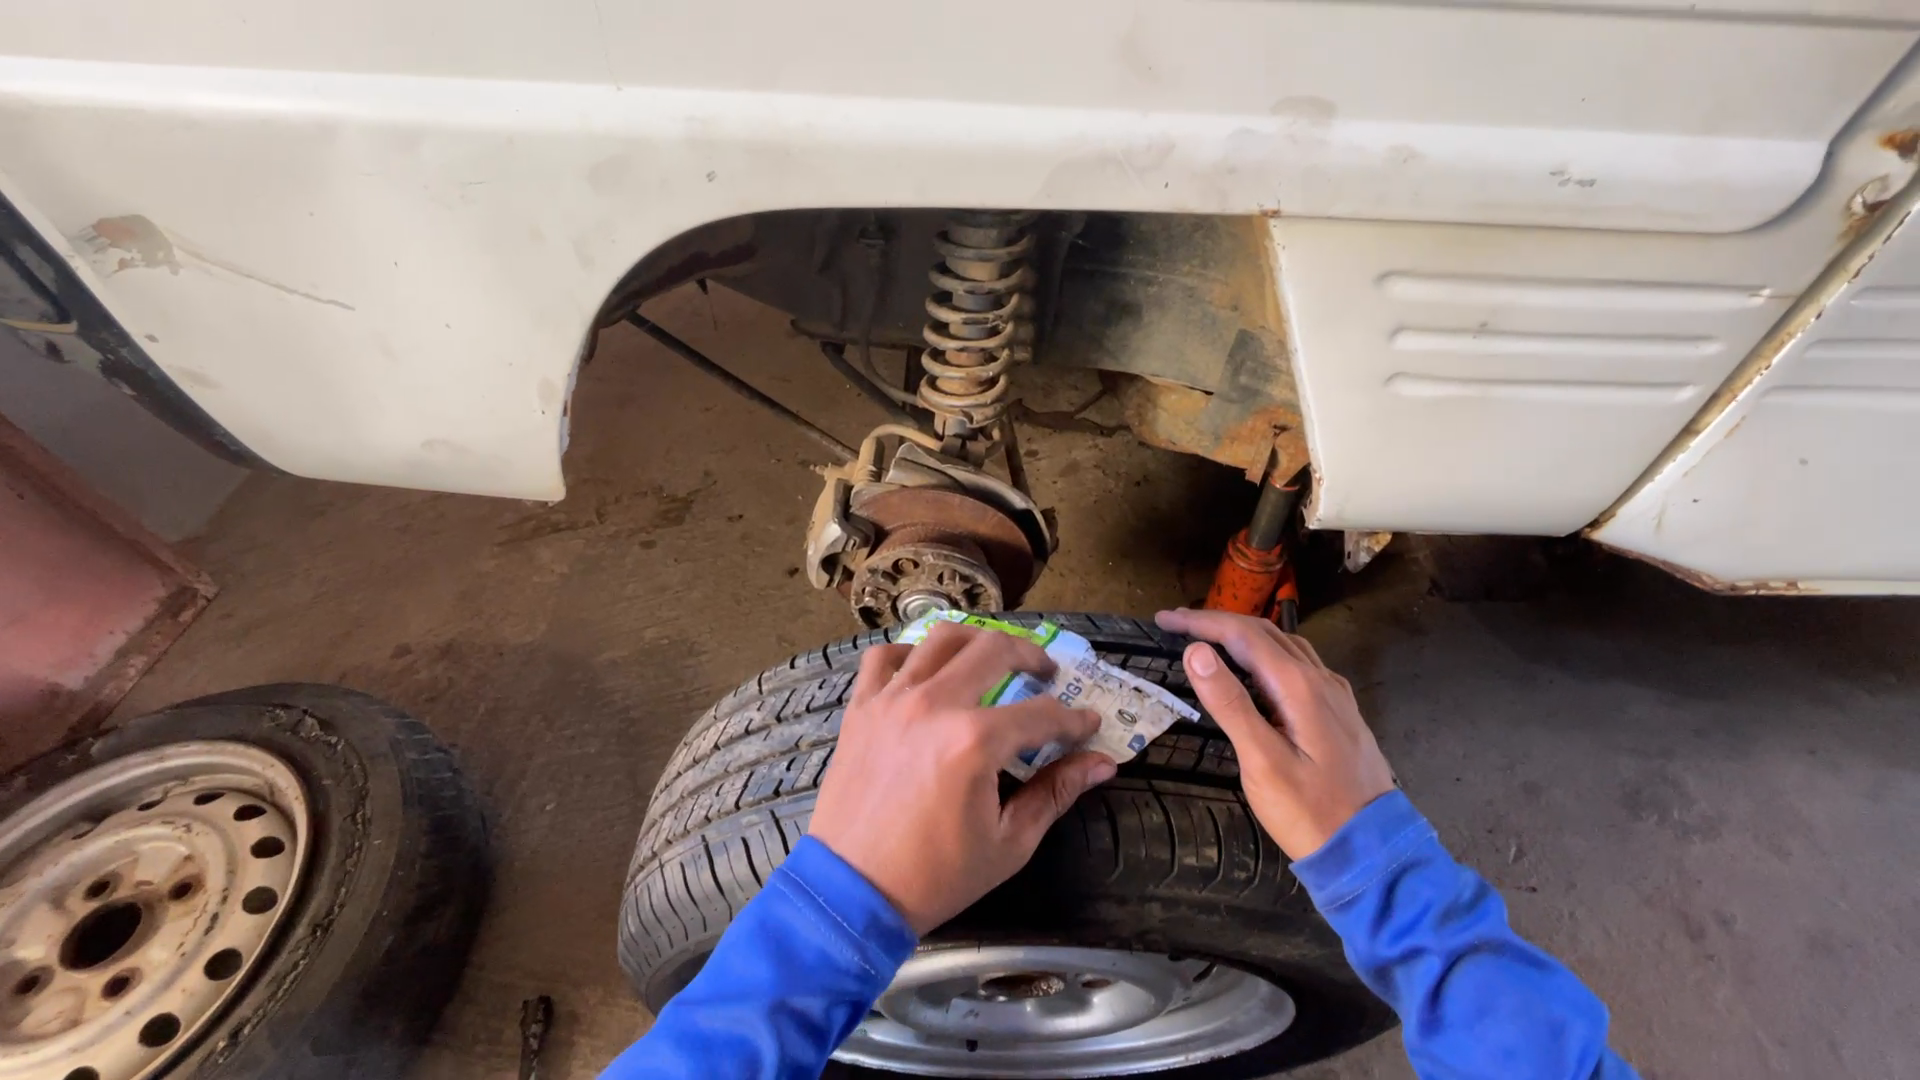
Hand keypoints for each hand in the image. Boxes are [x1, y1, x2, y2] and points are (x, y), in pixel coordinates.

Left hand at [808, 621, 1117, 934]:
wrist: (852, 893)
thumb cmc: (935, 876)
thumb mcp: (1009, 843)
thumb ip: (1057, 792)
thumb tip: (1103, 763)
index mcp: (975, 741)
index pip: (1041, 714)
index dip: (1074, 719)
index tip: (1088, 724)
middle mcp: (934, 704)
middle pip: (994, 650)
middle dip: (1031, 656)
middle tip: (1045, 674)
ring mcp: (891, 700)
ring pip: (940, 638)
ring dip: (976, 641)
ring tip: (993, 658)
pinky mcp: (860, 707)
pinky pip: (883, 657)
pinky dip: (909, 653)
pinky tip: (925, 670)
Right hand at [1155, 608, 1394, 858]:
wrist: (1374, 852)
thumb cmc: (1310, 812)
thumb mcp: (1262, 762)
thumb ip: (1230, 704)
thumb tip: (1195, 652)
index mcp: (1299, 686)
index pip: (1243, 635)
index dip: (1200, 622)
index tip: (1164, 619)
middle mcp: (1320, 679)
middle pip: (1264, 632)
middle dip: (1217, 622)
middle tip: (1175, 623)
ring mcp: (1333, 694)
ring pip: (1284, 644)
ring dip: (1242, 633)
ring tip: (1206, 637)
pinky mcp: (1338, 711)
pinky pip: (1298, 663)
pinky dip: (1264, 652)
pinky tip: (1253, 668)